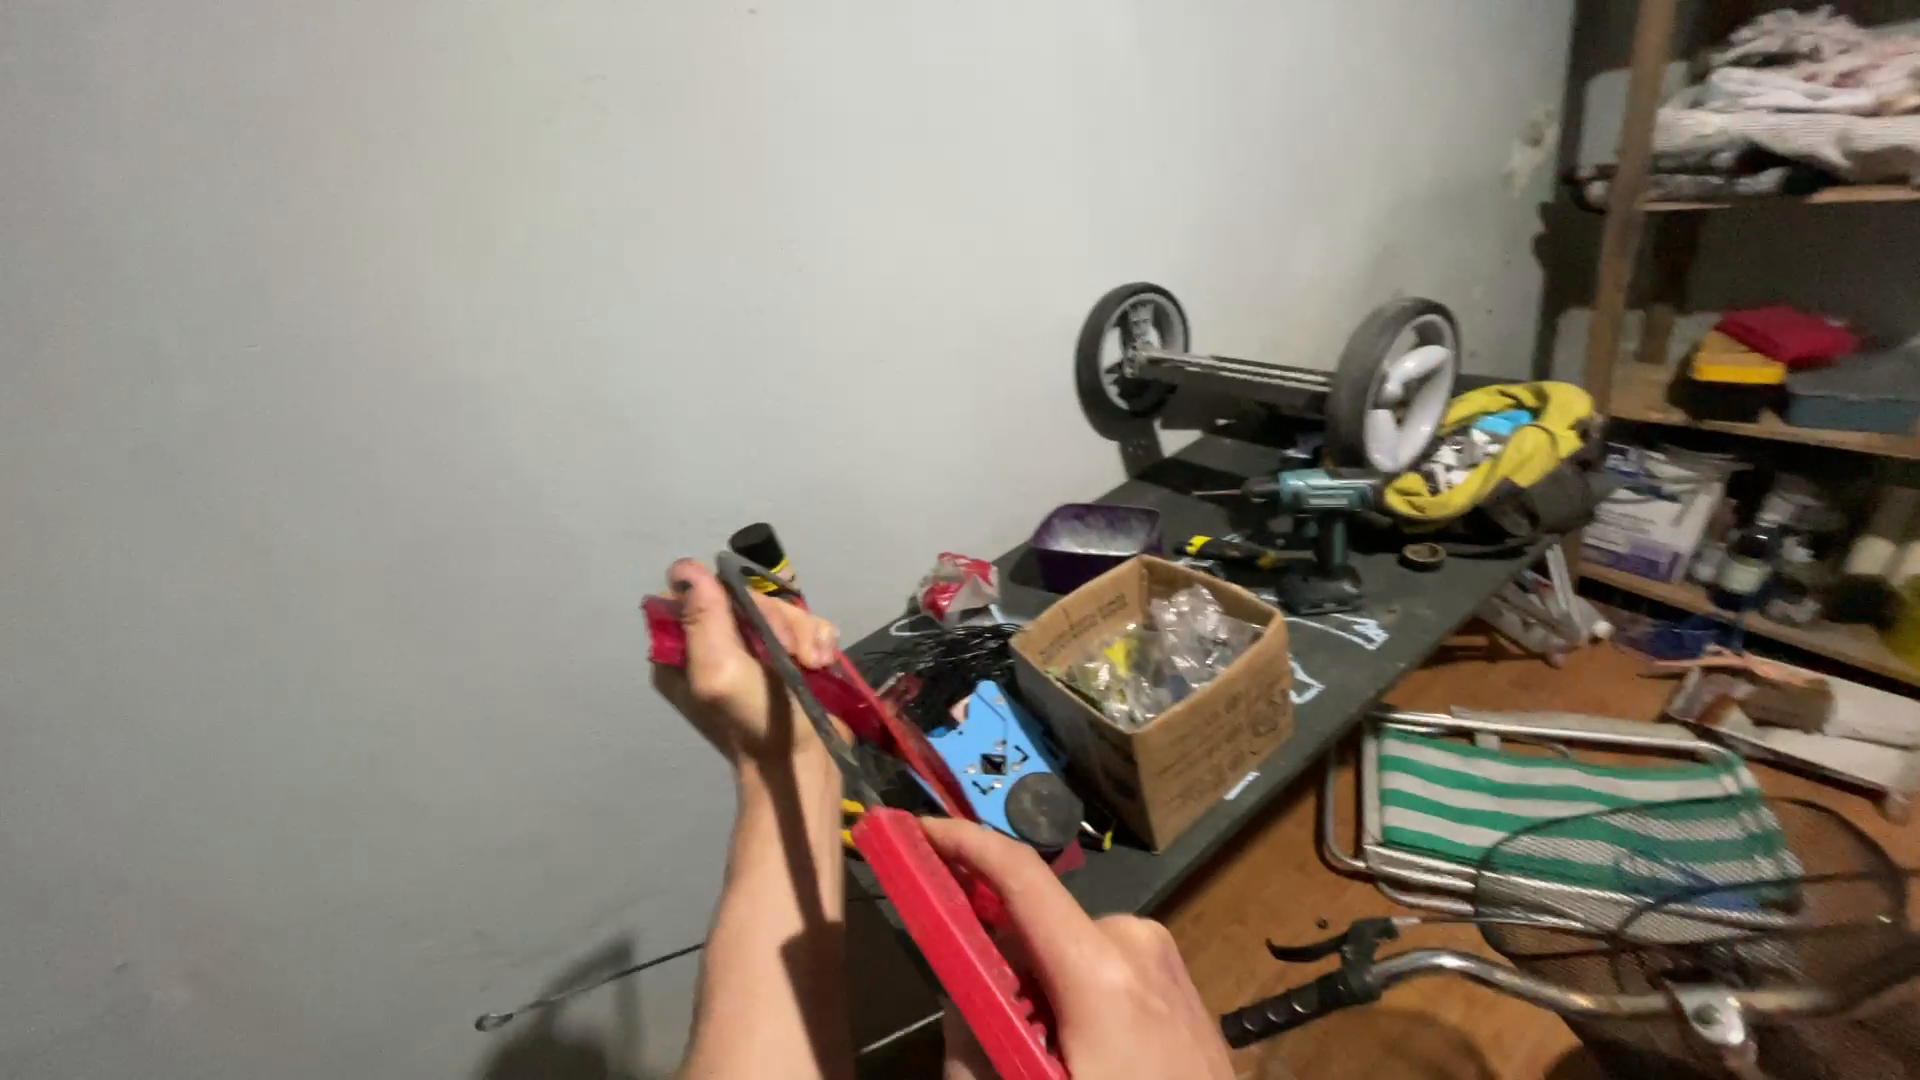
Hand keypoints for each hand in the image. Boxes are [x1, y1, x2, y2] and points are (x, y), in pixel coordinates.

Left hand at [651, 558, 841, 766]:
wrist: (805, 763)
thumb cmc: (756, 723)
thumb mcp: (720, 673)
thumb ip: (703, 620)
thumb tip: (685, 568)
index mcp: (680, 653)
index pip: (697, 593)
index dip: (729, 597)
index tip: (750, 621)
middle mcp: (712, 647)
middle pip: (745, 598)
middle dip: (778, 620)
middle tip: (793, 651)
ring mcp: (752, 651)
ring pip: (781, 610)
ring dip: (804, 632)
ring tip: (815, 662)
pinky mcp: (787, 654)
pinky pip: (804, 625)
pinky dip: (818, 639)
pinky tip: (823, 661)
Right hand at [920, 818, 1232, 1079]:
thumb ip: (973, 1045)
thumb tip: (956, 984)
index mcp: (1101, 970)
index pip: (1021, 875)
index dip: (965, 843)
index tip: (920, 832)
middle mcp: (1134, 940)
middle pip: (1037, 924)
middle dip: (1000, 962)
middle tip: (991, 1025)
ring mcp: (1162, 954)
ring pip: (1066, 945)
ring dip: (1039, 984)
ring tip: (1050, 1055)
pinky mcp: (1177, 974)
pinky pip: (1102, 960)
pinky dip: (1074, 990)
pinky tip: (1087, 1050)